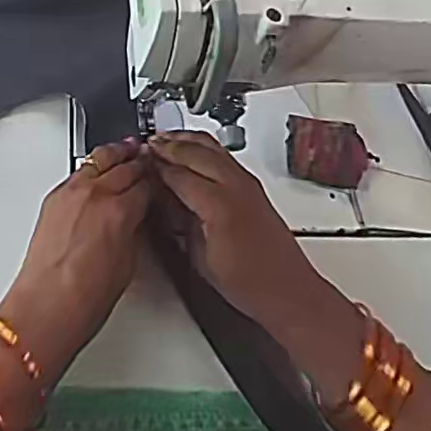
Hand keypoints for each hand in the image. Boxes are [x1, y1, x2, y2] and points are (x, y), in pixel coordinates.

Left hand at [0, 138, 151, 381]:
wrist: (46, 307)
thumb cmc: (83, 299)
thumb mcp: (128, 265)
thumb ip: (134, 231)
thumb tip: (135, 220)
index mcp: (120, 211)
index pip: (146, 185)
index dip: (155, 182)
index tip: (159, 180)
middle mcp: (95, 194)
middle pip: (125, 166)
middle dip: (139, 162)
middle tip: (148, 158)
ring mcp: (72, 192)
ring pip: (100, 158)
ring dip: (117, 152)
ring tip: (127, 147)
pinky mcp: (54, 196)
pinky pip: (79, 170)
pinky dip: (93, 164)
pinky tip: (98, 166)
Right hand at [148, 130, 362, 385]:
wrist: (287, 290)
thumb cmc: (251, 283)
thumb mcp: (200, 258)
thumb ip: (180, 221)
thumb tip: (165, 199)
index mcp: (218, 205)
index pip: (178, 175)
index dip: (157, 167)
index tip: (143, 163)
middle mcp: (234, 186)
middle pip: (193, 151)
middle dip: (168, 145)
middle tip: (149, 145)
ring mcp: (246, 182)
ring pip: (210, 145)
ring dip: (185, 140)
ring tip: (166, 139)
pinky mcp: (252, 184)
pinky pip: (222, 153)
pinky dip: (202, 146)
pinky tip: (192, 149)